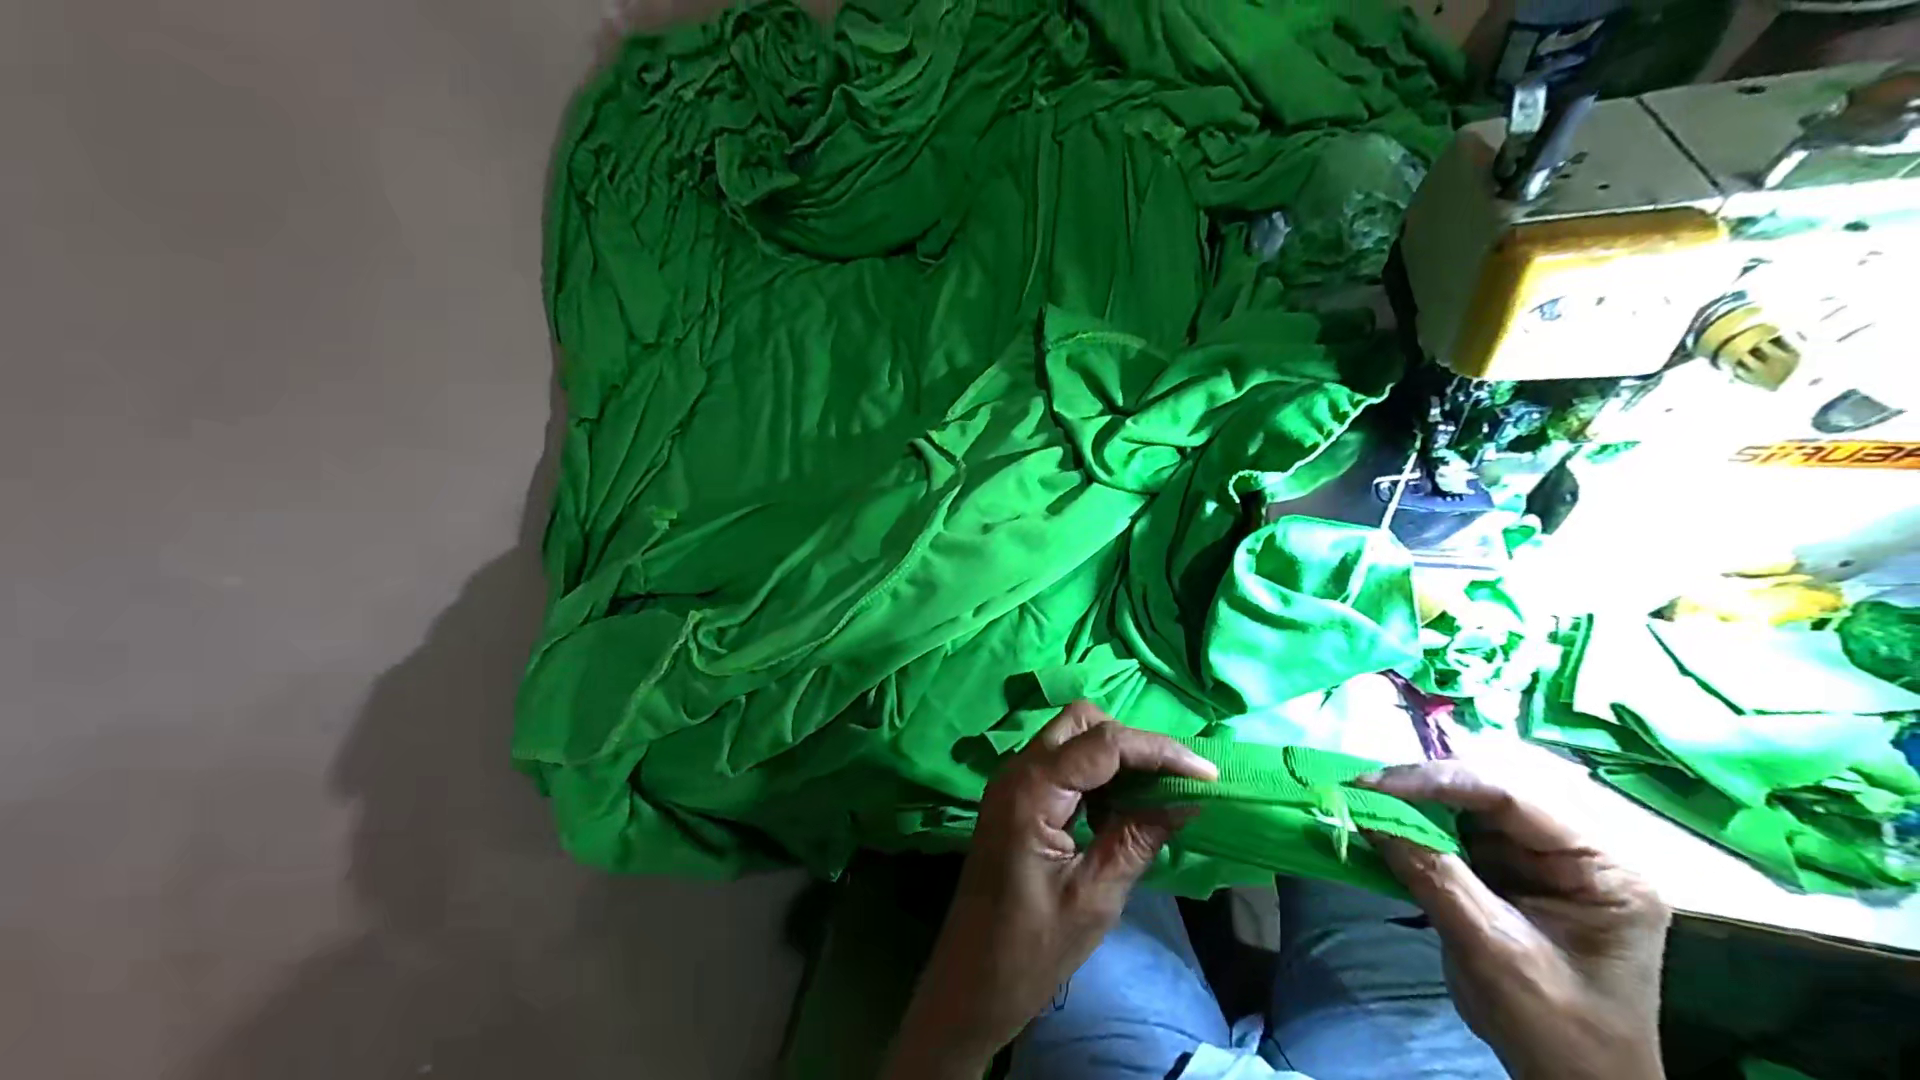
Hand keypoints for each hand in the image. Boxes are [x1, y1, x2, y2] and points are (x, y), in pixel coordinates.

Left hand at [881, 702, 1217, 1079]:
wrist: (971, 980)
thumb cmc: (1031, 948)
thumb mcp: (1096, 896)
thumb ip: (1139, 837)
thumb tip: (1188, 799)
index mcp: (1032, 790)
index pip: (1104, 742)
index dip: (1160, 751)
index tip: (1207, 774)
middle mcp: (1017, 770)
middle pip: (1082, 722)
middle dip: (1133, 743)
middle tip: (1173, 782)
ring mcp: (1012, 781)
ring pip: (1071, 738)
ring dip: (1115, 756)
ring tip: (1155, 795)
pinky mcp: (1016, 797)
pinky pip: (1062, 763)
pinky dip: (1096, 773)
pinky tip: (1120, 808)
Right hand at [1357, 761, 1670, 1079]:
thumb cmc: (1553, 1026)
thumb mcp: (1490, 948)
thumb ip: (1432, 873)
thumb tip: (1366, 814)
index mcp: (1604, 867)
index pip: (1514, 795)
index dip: (1438, 780)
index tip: (1373, 785)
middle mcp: (1579, 848)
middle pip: (1493, 787)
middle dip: (1426, 782)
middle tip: (1366, 786)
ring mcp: (1545, 856)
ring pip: (1472, 799)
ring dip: (1418, 797)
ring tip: (1370, 796)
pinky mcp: (1512, 866)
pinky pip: (1460, 826)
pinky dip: (1419, 819)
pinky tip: (1388, 817)